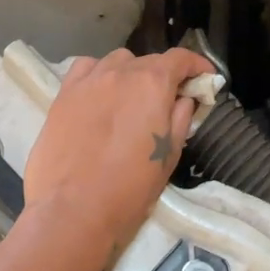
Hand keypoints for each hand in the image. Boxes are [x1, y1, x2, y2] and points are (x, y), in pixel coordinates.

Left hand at [22, 47, 215, 255]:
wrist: (73, 211)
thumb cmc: (130, 188)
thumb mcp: (170, 155)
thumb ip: (181, 117)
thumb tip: (185, 97)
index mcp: (153, 84)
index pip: (180, 59)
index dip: (197, 65)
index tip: (205, 79)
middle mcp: (121, 72)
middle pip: (149, 61)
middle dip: (165, 75)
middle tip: (169, 100)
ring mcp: (89, 81)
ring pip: (118, 61)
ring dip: (132, 73)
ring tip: (132, 97)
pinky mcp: (64, 94)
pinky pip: (86, 69)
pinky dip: (99, 73)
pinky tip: (100, 93)